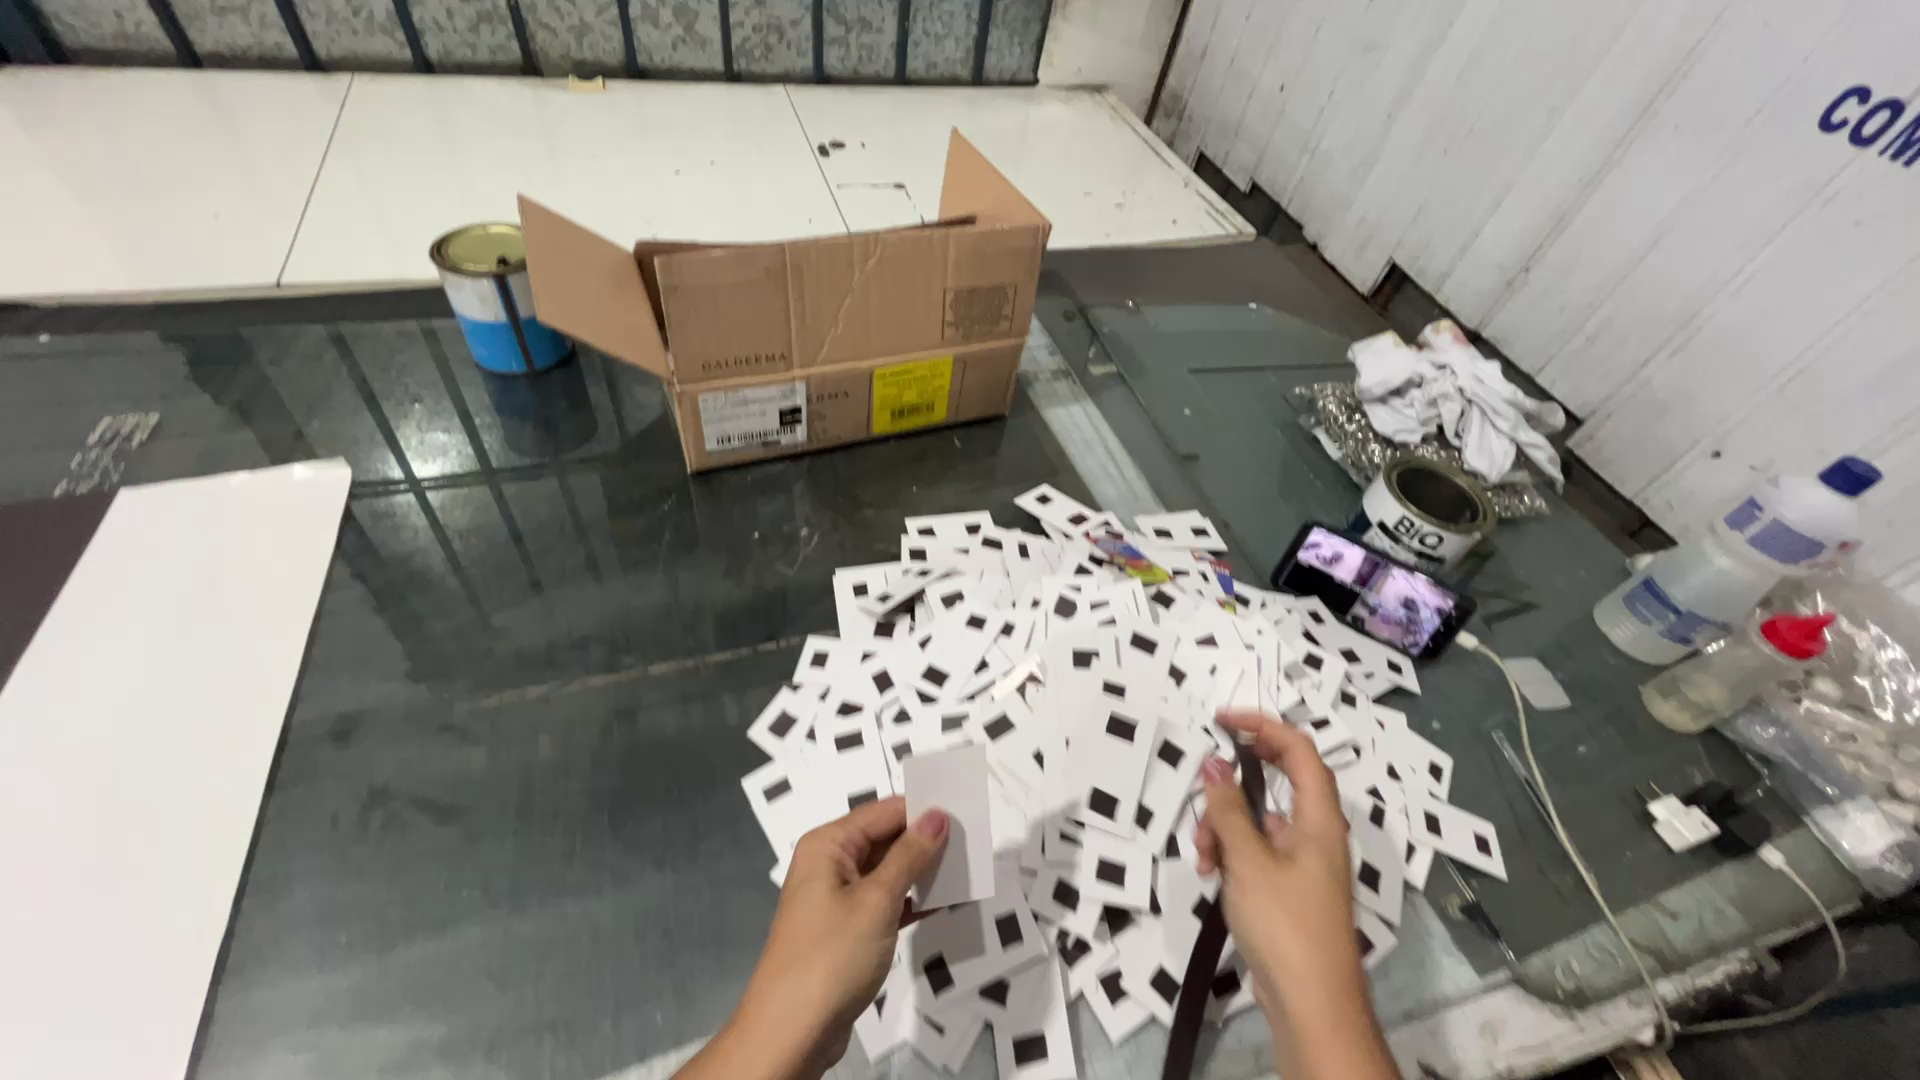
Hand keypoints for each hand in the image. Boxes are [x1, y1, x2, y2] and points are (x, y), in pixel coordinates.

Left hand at [686, 797, 948, 1079]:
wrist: (792, 1033)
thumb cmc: (832, 955)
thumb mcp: (877, 901)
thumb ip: (910, 855)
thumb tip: (937, 815)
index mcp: (828, 844)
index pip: (883, 811)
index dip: (922, 810)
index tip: (964, 812)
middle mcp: (830, 863)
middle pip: (884, 838)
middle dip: (924, 840)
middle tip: (971, 841)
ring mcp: (837, 898)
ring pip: (886, 870)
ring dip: (920, 871)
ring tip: (964, 870)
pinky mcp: (846, 929)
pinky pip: (884, 901)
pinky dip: (910, 901)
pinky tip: (941, 903)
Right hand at [1195, 709, 1394, 1079]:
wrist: (1312, 1006)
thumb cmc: (1286, 925)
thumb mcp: (1247, 861)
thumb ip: (1228, 810)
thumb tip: (1214, 764)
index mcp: (1318, 819)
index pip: (1299, 751)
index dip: (1263, 725)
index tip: (1222, 720)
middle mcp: (1316, 833)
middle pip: (1277, 781)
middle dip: (1234, 782)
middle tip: (1204, 781)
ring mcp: (1303, 862)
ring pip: (1259, 820)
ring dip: (1224, 826)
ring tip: (1202, 855)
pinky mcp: (1288, 888)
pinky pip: (1255, 851)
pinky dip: (1231, 853)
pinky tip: (1210, 875)